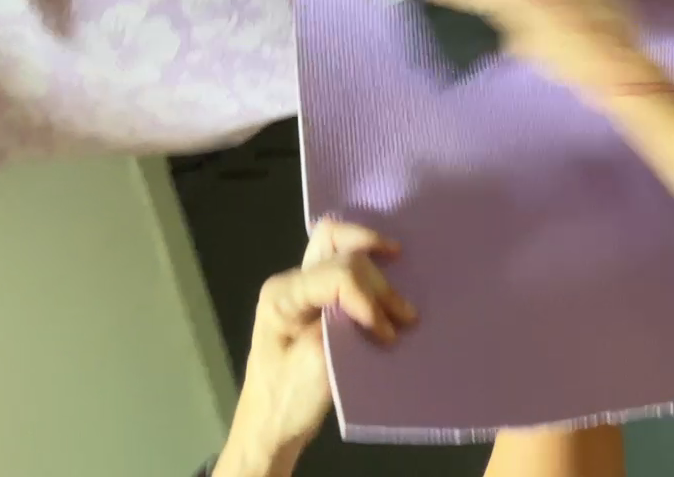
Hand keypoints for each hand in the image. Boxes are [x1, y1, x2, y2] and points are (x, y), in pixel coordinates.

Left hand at [212, 222, 416, 476]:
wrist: (270, 431)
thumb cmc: (287, 401)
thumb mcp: (315, 363)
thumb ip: (342, 324)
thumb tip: (377, 306)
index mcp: (283, 294)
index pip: (337, 275)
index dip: (367, 298)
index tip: (387, 332)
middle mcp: (291, 280)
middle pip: (342, 249)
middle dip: (377, 279)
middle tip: (403, 314)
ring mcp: (303, 284)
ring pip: (341, 242)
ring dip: (376, 262)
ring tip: (400, 293)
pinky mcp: (318, 294)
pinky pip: (346, 261)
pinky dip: (371, 264)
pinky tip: (390, 273)